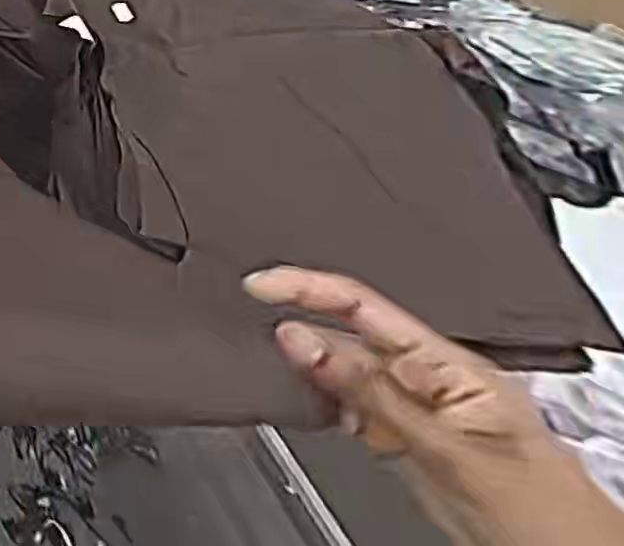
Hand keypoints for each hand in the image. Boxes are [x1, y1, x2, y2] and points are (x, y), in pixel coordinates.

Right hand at [245, 266, 623, 545]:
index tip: (256, 286)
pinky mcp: (397, 432)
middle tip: (258, 342)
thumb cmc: (551, 521)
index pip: (364, 306)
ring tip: (277, 374)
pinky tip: (303, 403)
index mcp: (451, 368)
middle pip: (343, 335)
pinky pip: (341, 400)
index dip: (306, 287)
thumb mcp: (452, 451)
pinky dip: (316, 399)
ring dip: (305, 370)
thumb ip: (370, 392)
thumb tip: (295, 336)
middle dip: (299, 333)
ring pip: (337, 369)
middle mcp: (427, 378)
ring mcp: (411, 406)